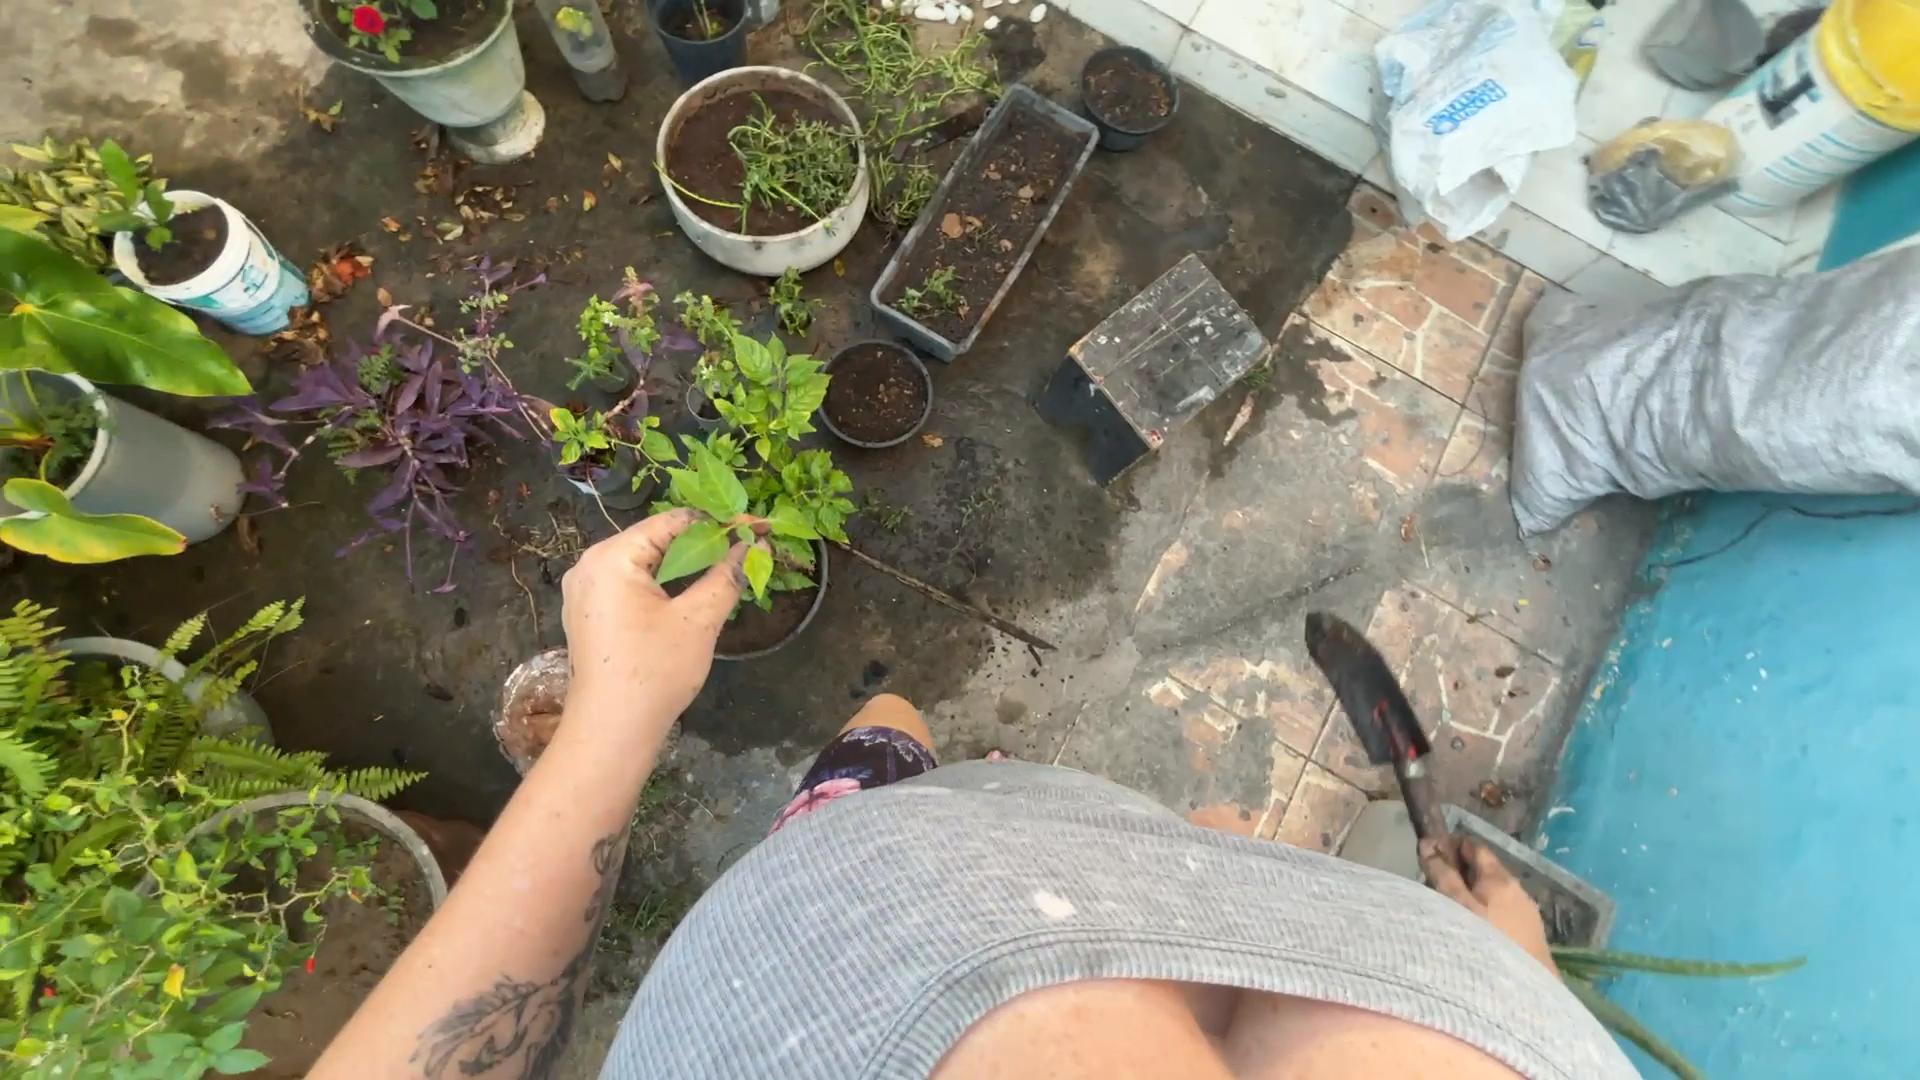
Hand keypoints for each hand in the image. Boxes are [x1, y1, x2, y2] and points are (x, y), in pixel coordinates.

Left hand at [560, 508, 748, 733]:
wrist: (611, 731)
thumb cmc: (654, 671)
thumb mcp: (699, 620)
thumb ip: (728, 574)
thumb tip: (757, 544)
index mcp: (612, 557)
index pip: (674, 521)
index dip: (720, 523)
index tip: (758, 528)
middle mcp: (591, 564)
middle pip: (659, 538)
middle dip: (706, 543)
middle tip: (749, 548)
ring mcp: (586, 590)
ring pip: (648, 562)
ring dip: (688, 564)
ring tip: (729, 567)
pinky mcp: (591, 612)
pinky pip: (634, 583)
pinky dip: (666, 584)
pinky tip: (695, 593)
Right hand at [1420, 837, 1555, 972]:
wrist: (1527, 995)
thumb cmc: (1485, 940)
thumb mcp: (1454, 902)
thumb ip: (1441, 872)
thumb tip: (1427, 842)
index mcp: (1500, 878)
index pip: (1474, 845)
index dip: (1451, 846)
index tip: (1431, 857)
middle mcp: (1518, 890)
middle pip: (1485, 869)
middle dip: (1460, 872)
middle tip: (1436, 887)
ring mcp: (1528, 913)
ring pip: (1494, 891)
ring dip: (1473, 893)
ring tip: (1452, 910)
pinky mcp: (1533, 935)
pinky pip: (1504, 910)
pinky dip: (1486, 911)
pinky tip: (1475, 929)